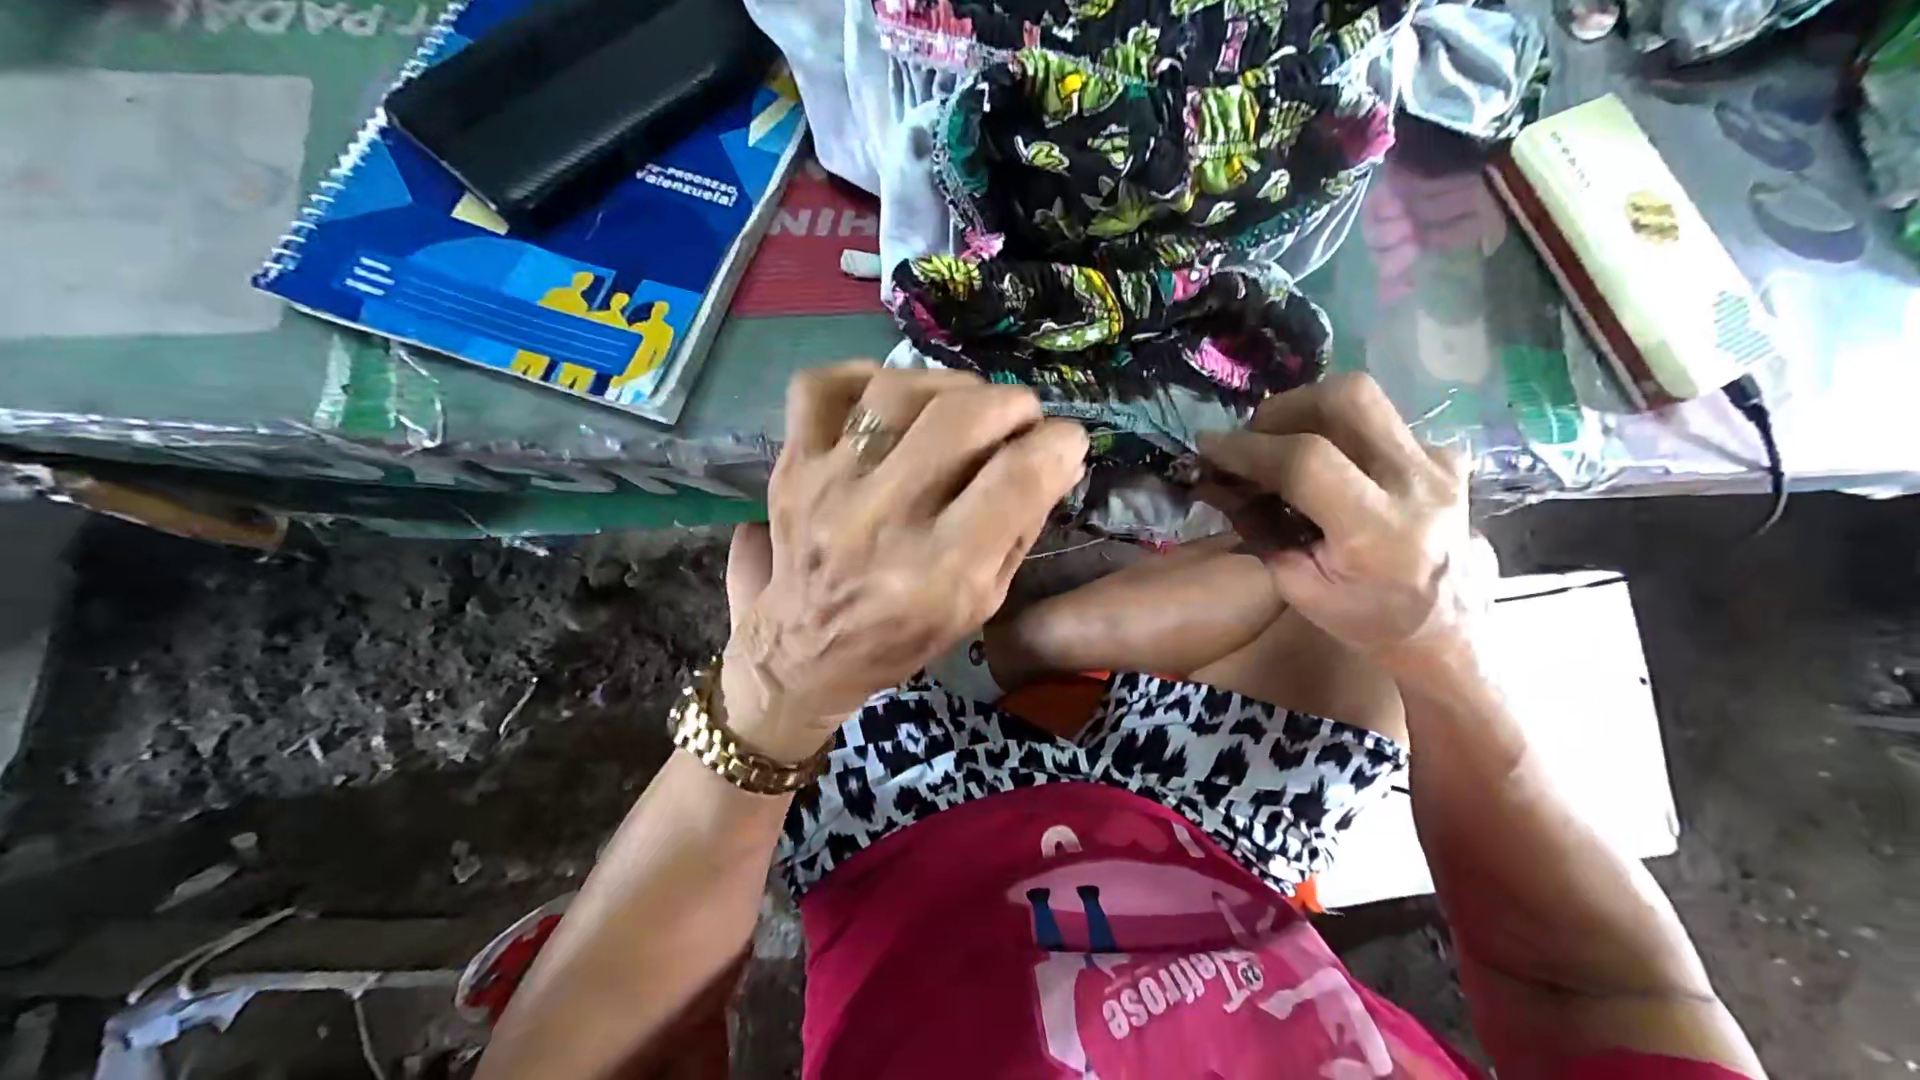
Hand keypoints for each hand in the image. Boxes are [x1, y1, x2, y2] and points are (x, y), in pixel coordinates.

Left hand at [721, 364, 1088, 761]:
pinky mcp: (792, 466)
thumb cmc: (904, 634)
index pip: (1016, 478)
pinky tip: (891, 399)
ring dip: (950, 386)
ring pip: (898, 390)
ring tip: (963, 406)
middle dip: (1011, 404)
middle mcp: (882, 520)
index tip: (1065, 440)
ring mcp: (828, 485)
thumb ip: (1022, 526)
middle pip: (961, 418)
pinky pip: (819, 386)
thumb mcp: (982, 601)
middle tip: (1018, 418)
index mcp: (940, 571)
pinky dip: (863, 376)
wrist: (806, 649)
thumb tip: (1058, 453)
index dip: (1057, 443)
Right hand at [1196, 373, 1480, 687]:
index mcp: (1378, 531)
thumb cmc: (1367, 620)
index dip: (1248, 448)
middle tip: (1254, 437)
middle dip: (1284, 408)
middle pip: (1347, 399)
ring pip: (1364, 399)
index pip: (1306, 462)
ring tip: (1282, 444)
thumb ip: (1258, 530)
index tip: (1208, 446)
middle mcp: (1416, 484)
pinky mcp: (1445, 456)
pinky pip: (1379, 421)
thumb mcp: (1297, 588)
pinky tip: (1330, 465)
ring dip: (1308, 412)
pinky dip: (1339, 432)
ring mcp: (1438, 463)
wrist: (1449, 628)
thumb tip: (1216, 482)